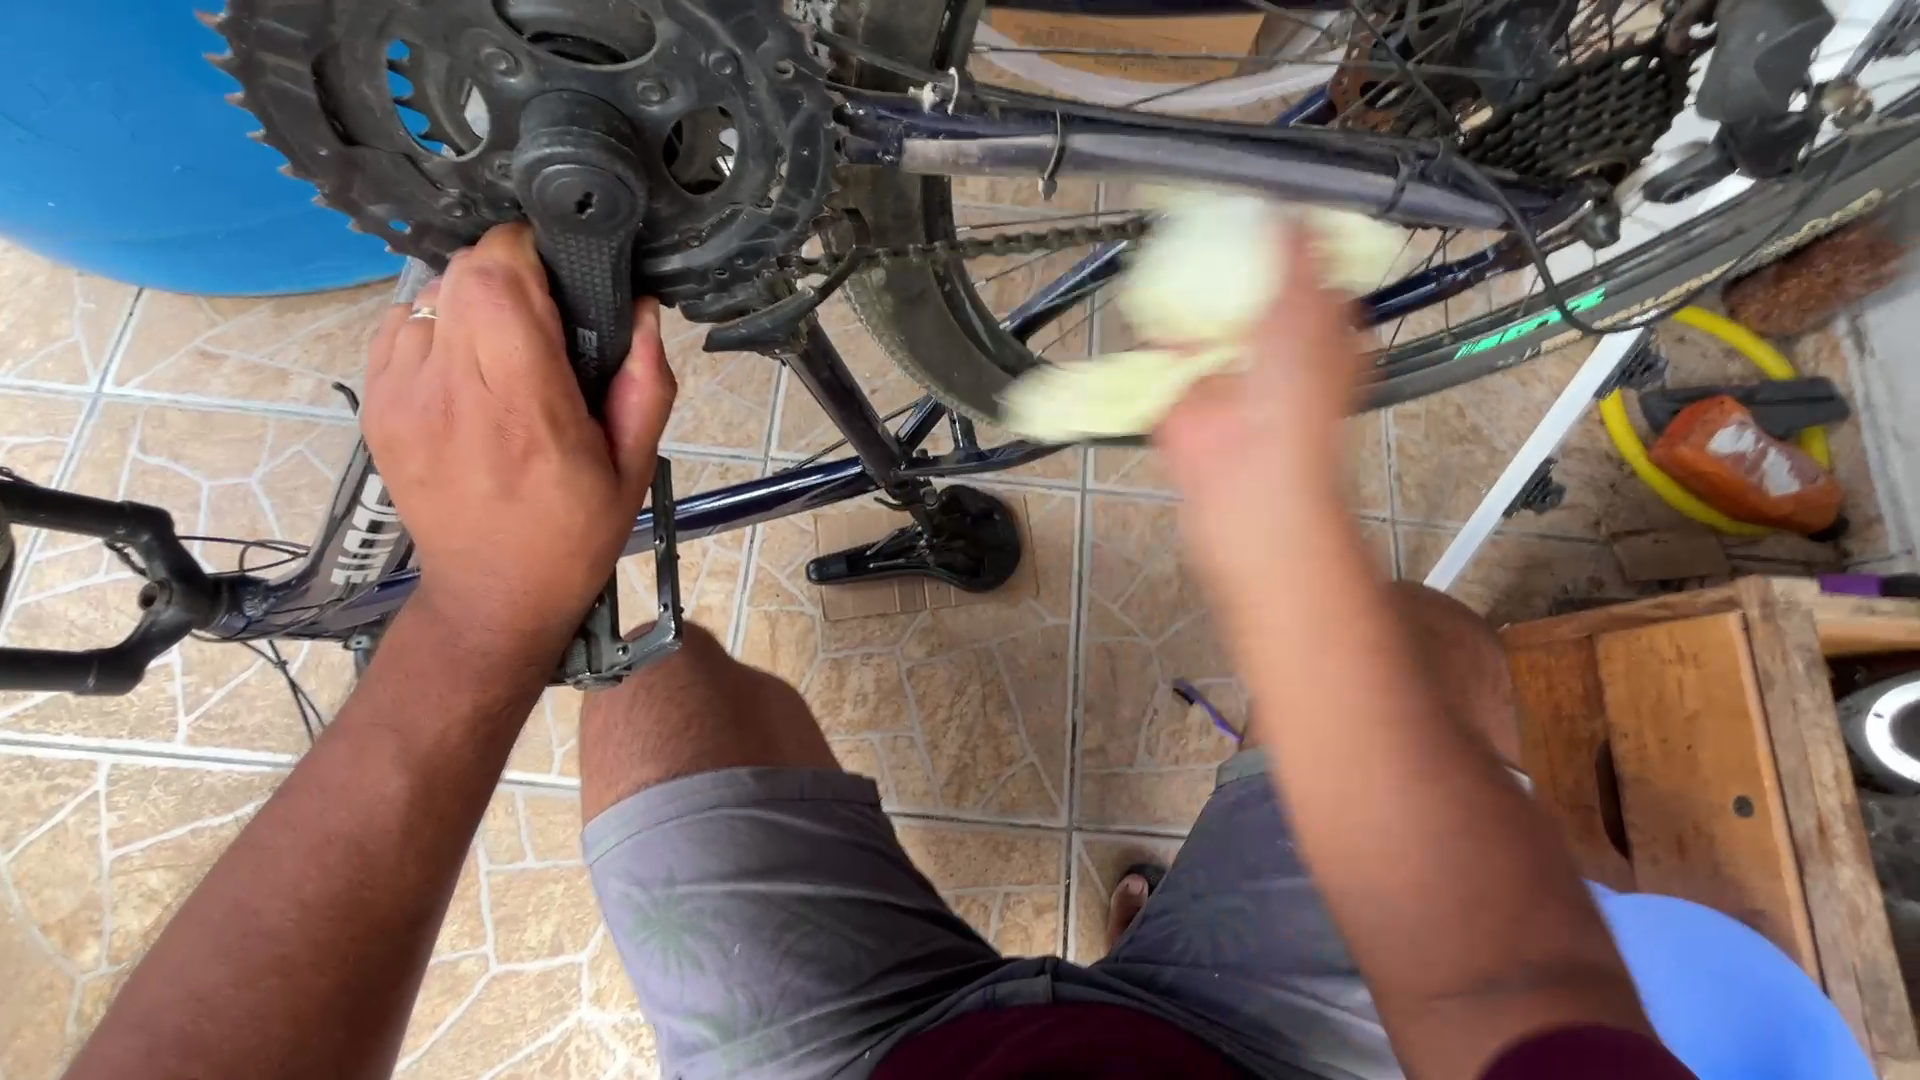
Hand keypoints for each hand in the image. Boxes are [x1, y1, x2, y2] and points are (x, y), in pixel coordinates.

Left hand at [362, 224, 676, 659]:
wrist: (493, 593)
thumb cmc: (575, 534)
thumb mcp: (634, 467)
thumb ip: (646, 385)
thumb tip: (641, 308)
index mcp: (527, 410)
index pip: (500, 280)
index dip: (531, 254)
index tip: (563, 274)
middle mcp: (453, 394)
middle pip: (461, 273)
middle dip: (509, 272)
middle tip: (546, 311)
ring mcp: (402, 399)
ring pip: (429, 294)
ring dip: (473, 300)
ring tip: (506, 346)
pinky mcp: (376, 408)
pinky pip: (400, 327)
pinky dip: (438, 327)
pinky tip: (468, 368)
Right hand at [1154, 225, 1368, 596]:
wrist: (1245, 485)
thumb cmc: (1296, 411)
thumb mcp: (1307, 314)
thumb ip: (1297, 260)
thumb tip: (1288, 211)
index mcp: (1316, 328)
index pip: (1302, 269)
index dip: (1283, 236)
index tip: (1258, 203)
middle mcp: (1270, 347)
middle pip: (1243, 288)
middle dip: (1224, 258)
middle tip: (1205, 218)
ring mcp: (1223, 370)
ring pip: (1200, 316)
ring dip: (1186, 291)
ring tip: (1173, 243)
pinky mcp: (1180, 393)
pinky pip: (1162, 350)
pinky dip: (1153, 329)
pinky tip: (1148, 296)